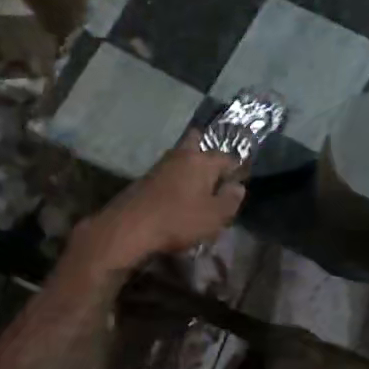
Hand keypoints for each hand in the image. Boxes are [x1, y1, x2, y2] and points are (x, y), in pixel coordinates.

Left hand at [69, 130, 245, 272]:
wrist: (129, 227)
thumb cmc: (178, 220)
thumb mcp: (214, 217)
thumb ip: (230, 200)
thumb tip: (238, 186)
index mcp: (203, 160)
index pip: (227, 157)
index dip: (236, 168)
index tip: (239, 181)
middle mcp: (182, 155)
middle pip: (197, 142)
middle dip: (207, 151)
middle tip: (215, 172)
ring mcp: (160, 164)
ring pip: (181, 156)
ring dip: (190, 165)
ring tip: (198, 187)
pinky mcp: (145, 178)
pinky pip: (168, 171)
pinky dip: (176, 178)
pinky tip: (178, 194)